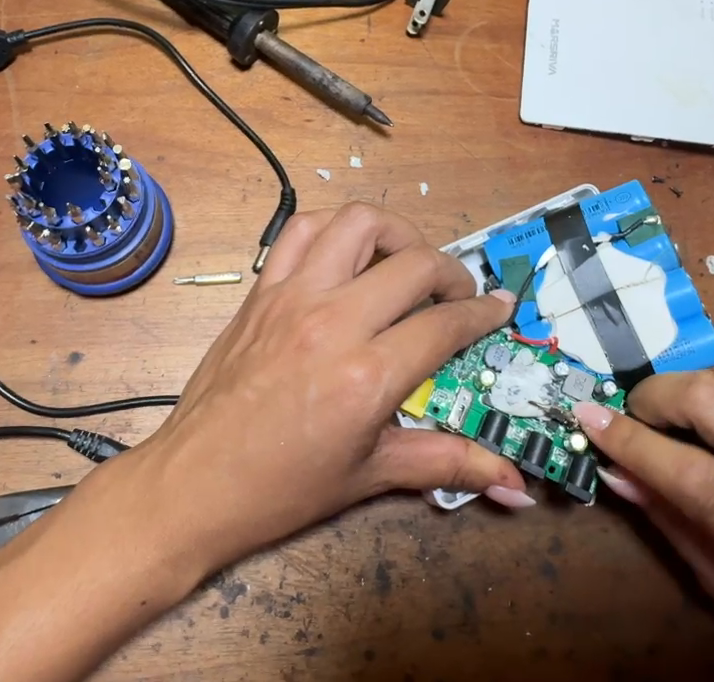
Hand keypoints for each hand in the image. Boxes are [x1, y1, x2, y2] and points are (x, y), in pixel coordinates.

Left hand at [124, 203, 534, 576]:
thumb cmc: (284, 489)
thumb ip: (449, 464)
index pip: (445, 324)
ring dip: (395, 233)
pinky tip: (347, 256)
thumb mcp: (371, 475)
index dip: (482, 313)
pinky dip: (334, 229)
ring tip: (405, 261)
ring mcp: (292, 296)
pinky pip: (300, 232)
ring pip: (357, 223)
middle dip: (451, 272)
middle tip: (457, 295)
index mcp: (367, 375)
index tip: (500, 307)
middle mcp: (333, 321)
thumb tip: (518, 486)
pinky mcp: (261, 289)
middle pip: (414, 263)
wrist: (194, 483)